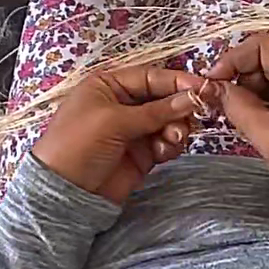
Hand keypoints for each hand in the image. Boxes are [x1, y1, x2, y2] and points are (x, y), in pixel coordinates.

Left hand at [30, 66, 209, 203]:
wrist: (65, 192)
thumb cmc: (78, 144)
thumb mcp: (113, 120)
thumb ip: (155, 110)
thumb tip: (193, 97)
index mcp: (108, 85)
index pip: (149, 76)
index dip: (176, 81)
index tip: (203, 88)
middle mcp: (122, 104)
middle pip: (163, 98)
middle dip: (179, 107)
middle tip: (193, 117)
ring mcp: (132, 129)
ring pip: (169, 120)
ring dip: (176, 127)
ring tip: (171, 139)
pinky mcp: (141, 153)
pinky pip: (166, 142)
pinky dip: (170, 145)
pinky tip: (162, 152)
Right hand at [204, 34, 268, 200]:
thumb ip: (236, 106)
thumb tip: (211, 87)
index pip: (262, 46)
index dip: (231, 60)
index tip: (212, 82)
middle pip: (266, 56)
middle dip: (242, 79)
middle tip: (229, 105)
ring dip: (254, 90)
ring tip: (252, 117)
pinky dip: (267, 96)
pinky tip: (267, 117)